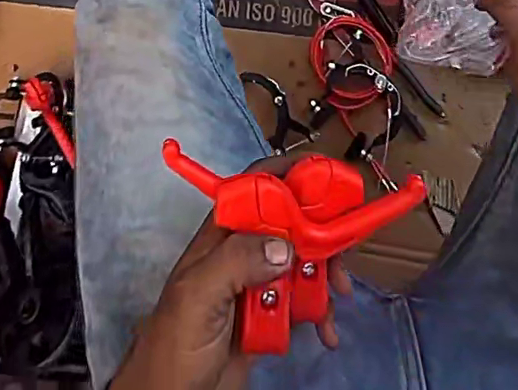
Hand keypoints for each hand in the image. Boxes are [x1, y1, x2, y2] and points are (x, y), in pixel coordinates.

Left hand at [111, 155, 353, 389]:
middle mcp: (241, 250)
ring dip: (322, 279)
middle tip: (340, 261)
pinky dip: (320, 312)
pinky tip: (326, 331)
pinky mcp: (269, 314)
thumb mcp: (200, 293)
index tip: (329, 183)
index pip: (256, 189)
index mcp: (221, 232)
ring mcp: (256, 281)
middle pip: (288, 224)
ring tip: (334, 303)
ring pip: (300, 263)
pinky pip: (302, 302)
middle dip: (319, 236)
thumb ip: (236, 262)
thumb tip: (285, 244)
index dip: (289, 179)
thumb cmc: (176, 337)